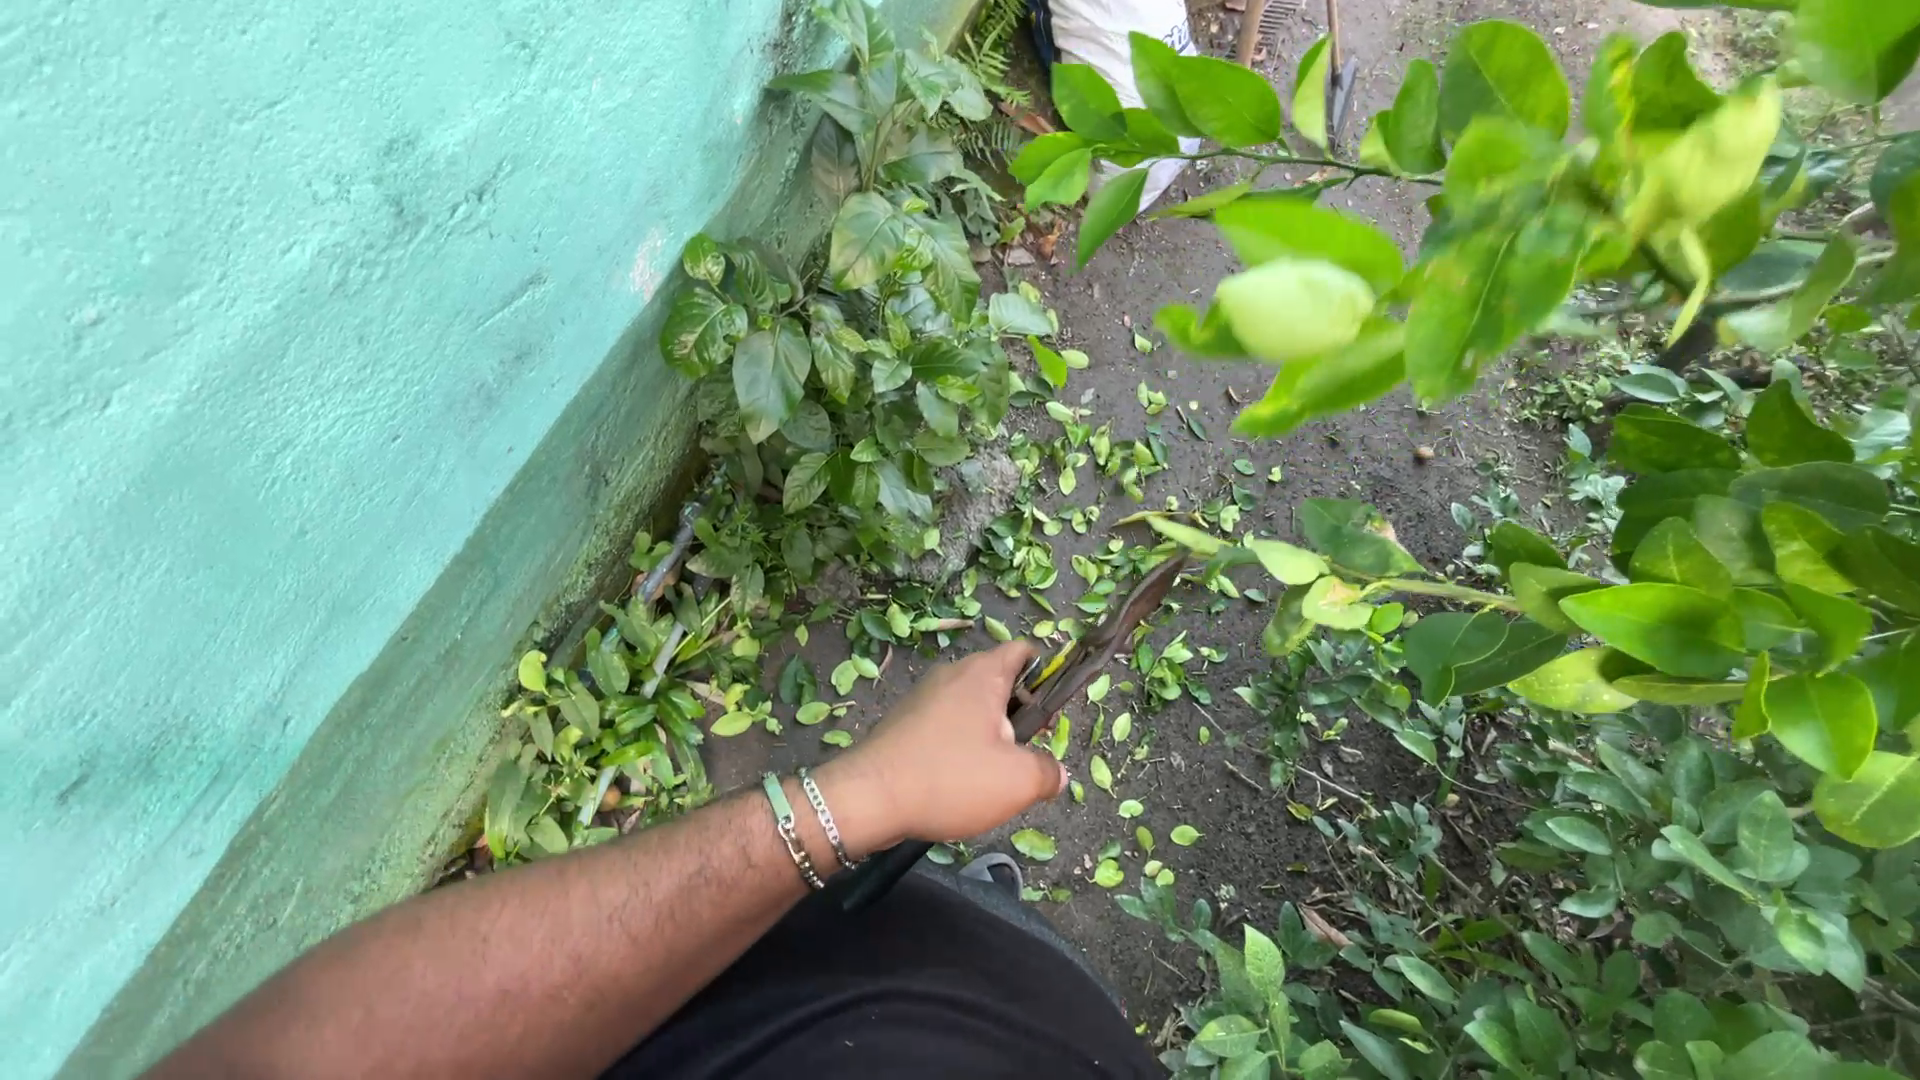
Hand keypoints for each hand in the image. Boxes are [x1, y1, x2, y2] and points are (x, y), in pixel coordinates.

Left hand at [816, 642, 1066, 853]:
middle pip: (999, 682)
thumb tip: (1056, 772)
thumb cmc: (950, 778)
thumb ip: (1048, 772)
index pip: (1023, 652)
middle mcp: (952, 674)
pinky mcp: (904, 720)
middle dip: (1018, 716)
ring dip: (988, 735)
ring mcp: (924, 695)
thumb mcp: (1017, 782)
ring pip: (971, 706)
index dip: (1046, 676)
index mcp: (983, 673)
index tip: (1050, 714)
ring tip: (990, 777)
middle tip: (1023, 755)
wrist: (868, 797)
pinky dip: (958, 745)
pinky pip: (945, 723)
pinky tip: (956, 782)